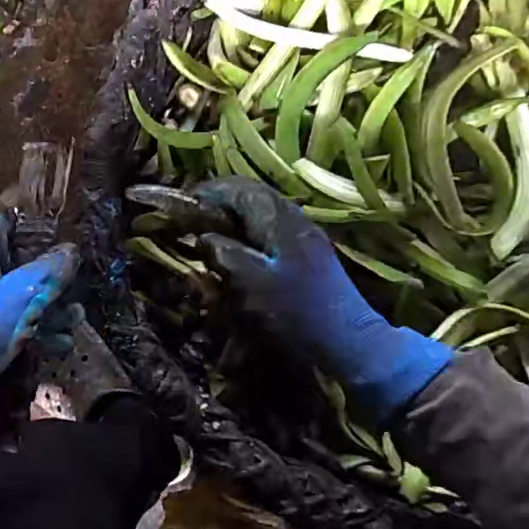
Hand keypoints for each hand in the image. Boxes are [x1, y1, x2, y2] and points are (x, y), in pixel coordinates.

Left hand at [0, 208, 76, 524]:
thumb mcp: (21, 296)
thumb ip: (48, 271)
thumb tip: (71, 250)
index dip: (22, 221)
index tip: (51, 230)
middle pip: (8, 263)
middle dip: (43, 275)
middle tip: (72, 285)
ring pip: (9, 297)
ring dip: (43, 306)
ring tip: (74, 320)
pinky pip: (2, 324)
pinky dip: (28, 329)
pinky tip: (57, 345)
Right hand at [193, 177, 451, 425]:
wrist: (348, 341)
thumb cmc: (295, 311)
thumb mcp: (248, 283)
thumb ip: (222, 253)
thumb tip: (203, 237)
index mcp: (279, 218)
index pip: (235, 187)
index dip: (204, 193)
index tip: (180, 207)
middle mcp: (292, 218)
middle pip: (247, 198)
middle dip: (216, 207)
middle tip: (190, 224)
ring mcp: (301, 236)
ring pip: (257, 216)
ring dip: (231, 223)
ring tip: (209, 240)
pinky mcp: (304, 255)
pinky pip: (267, 234)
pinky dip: (245, 239)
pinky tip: (235, 258)